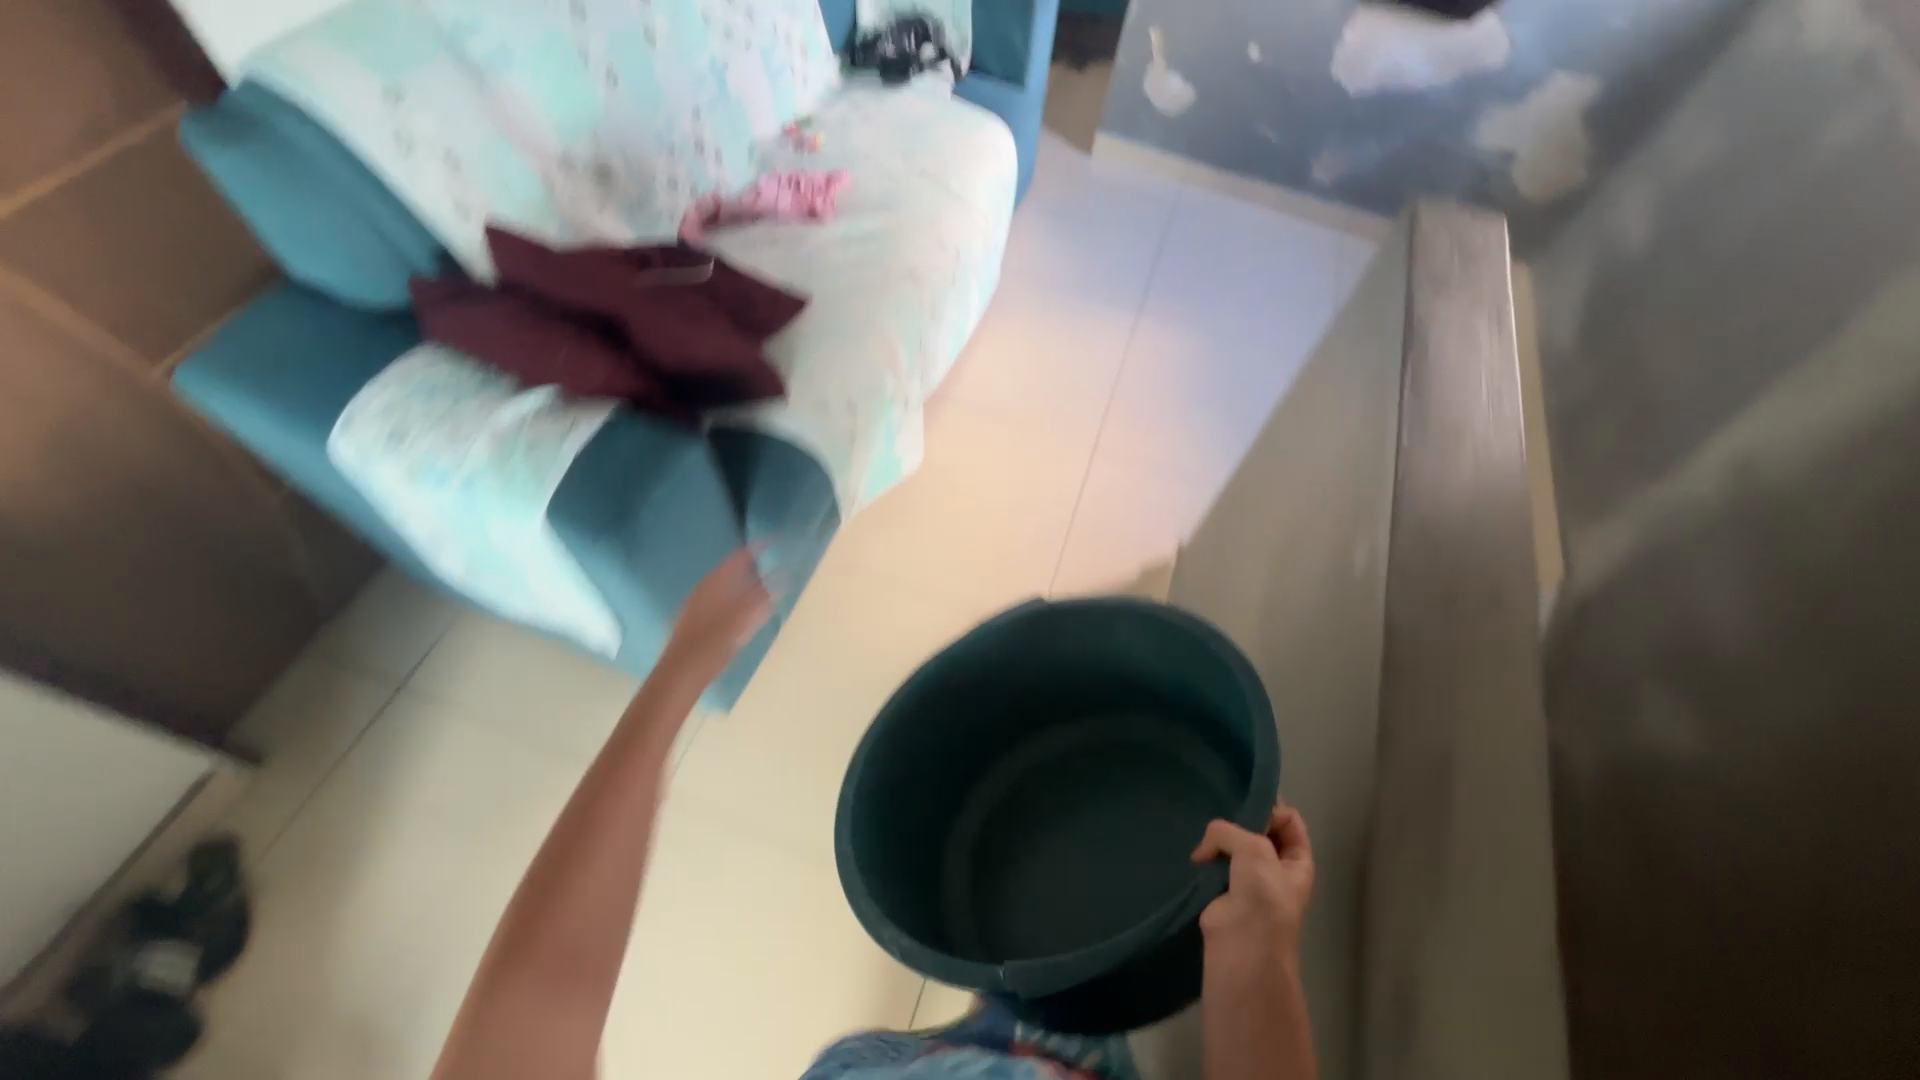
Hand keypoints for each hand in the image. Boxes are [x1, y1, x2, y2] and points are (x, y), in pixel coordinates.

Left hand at [665, 550, 773, 675]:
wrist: (681, 673)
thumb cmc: (714, 644)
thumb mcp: (745, 618)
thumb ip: (765, 595)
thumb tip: (784, 574)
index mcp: (716, 582)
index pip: (740, 556)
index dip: (758, 548)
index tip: (776, 542)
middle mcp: (705, 587)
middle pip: (732, 570)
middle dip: (753, 566)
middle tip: (775, 565)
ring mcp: (697, 604)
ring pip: (726, 585)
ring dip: (744, 583)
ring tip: (764, 588)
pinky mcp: (695, 620)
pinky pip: (720, 599)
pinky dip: (736, 598)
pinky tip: (744, 612)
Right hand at [1190, 800, 1315, 973]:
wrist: (1242, 945)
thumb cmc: (1262, 896)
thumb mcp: (1254, 848)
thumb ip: (1228, 830)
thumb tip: (1204, 853)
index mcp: (1298, 860)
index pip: (1288, 819)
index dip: (1270, 807)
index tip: (1246, 806)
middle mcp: (1275, 867)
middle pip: (1258, 830)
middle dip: (1239, 820)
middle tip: (1219, 814)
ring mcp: (1247, 879)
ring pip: (1233, 845)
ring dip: (1218, 839)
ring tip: (1205, 836)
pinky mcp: (1221, 889)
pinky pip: (1213, 862)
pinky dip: (1204, 856)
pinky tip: (1196, 854)